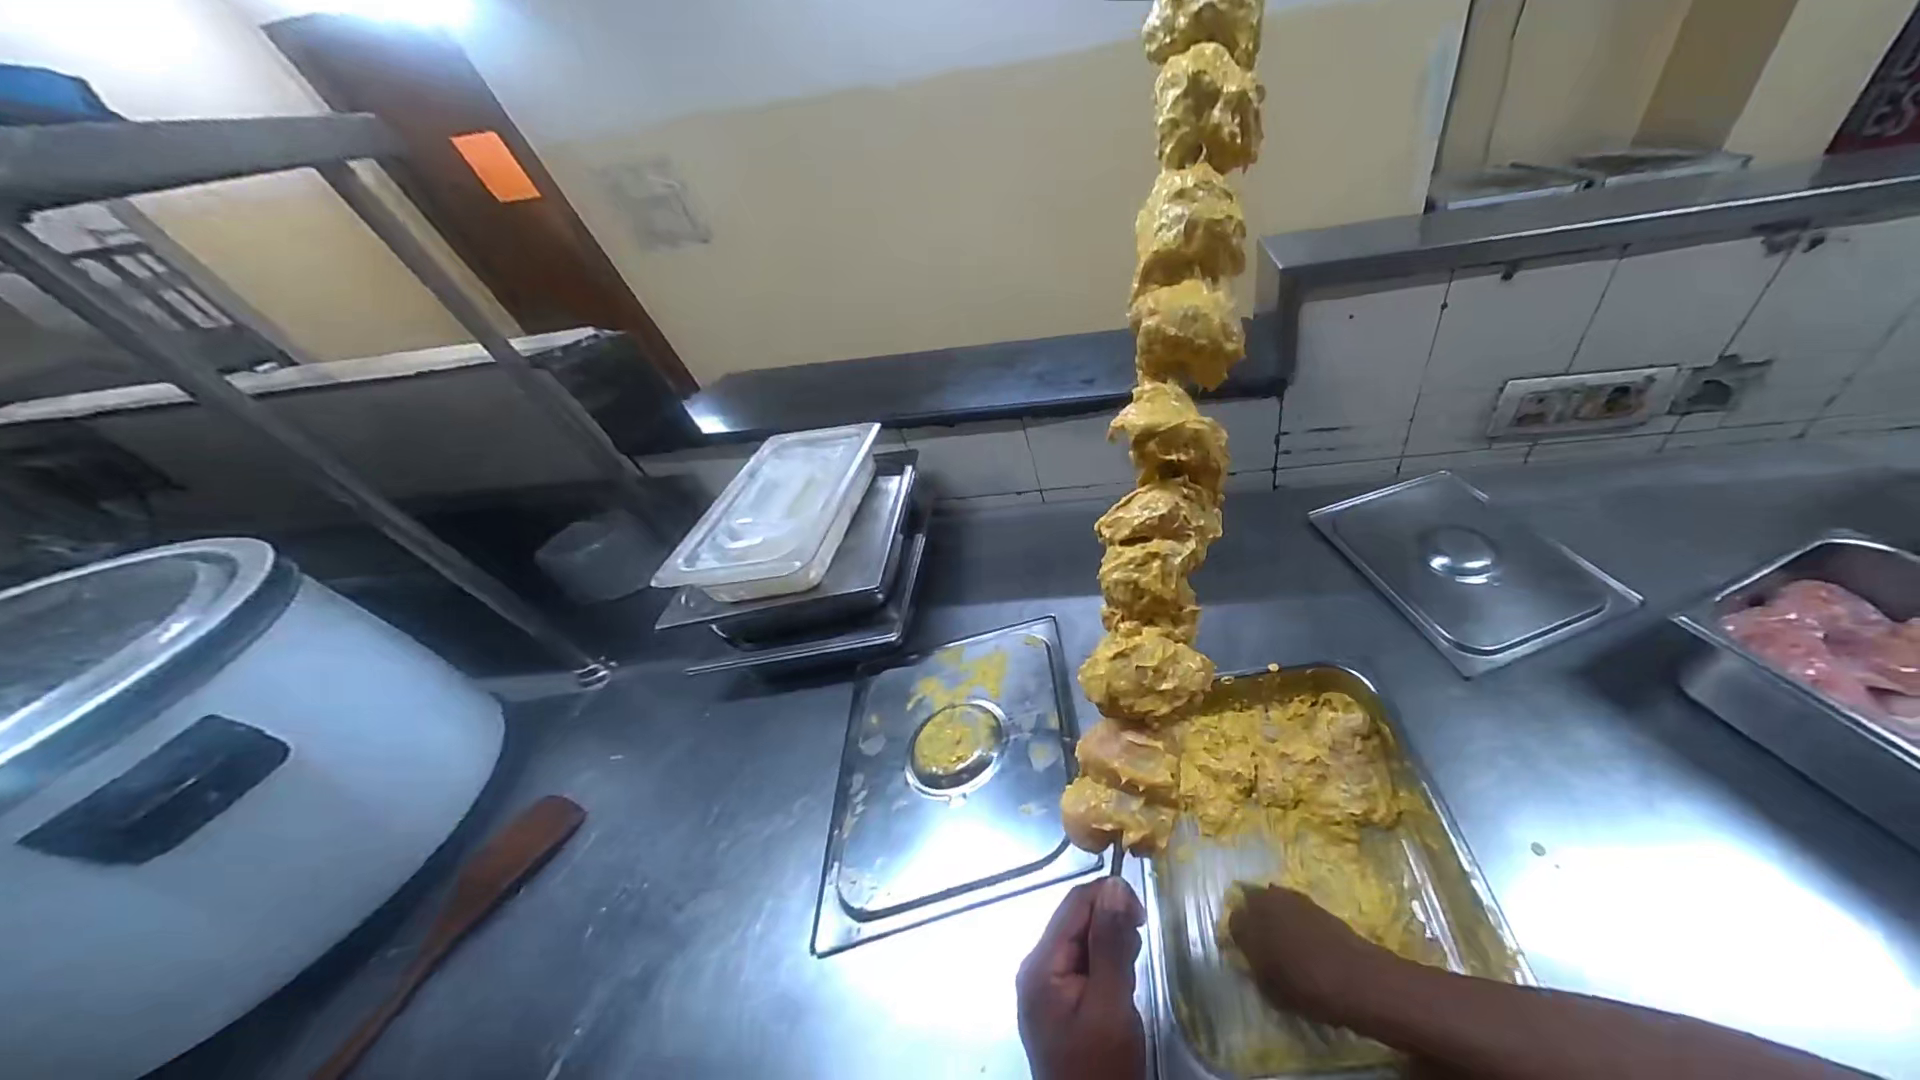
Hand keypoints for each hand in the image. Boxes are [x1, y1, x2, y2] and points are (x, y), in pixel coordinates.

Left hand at [1016, 878, 1146, 1079]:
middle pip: (1077, 920)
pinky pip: (1085, 965)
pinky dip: (1107, 968)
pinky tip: (1120, 993)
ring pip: (1084, 941)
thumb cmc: (1101, 1069)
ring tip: (1127, 983)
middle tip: (1135, 957)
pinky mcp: (1061, 1002)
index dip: (1108, 897)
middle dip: (1111, 928)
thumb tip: (1114, 886)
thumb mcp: (1111, 1005)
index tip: (1142, 915)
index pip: (1073, 903)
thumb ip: (1111, 944)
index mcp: (1040, 963)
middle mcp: (1037, 966)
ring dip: (1111, 949)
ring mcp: (1047, 986)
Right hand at [1226, 884, 1399, 1026]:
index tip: (1249, 952)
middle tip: (1264, 940)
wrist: (1356, 978)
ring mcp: (1289, 897)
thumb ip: (1255, 969)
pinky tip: (1306, 938)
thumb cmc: (1306, 988)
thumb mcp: (1271, 989)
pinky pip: (1295, 907)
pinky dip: (1296, 919)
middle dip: (1254, 917)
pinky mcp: (1313, 901)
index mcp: (1246, 922)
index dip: (1240, 938)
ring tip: (1286, 938)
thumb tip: (1252, 960)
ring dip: (1275, 914)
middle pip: (1251, 902)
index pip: (1233, 923)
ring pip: (1273, 901)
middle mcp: (1262, 902)